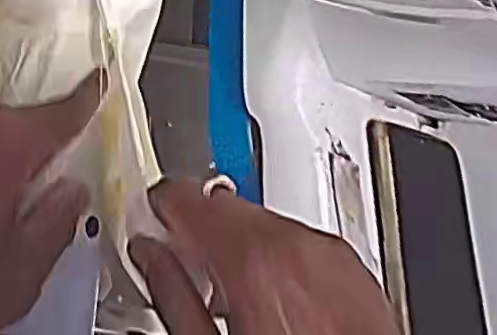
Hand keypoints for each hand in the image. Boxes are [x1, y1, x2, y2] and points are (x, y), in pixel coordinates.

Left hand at [0, 74, 102, 334]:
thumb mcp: (23, 268)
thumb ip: (60, 217)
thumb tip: (72, 189)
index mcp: (7, 141)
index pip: (63, 110)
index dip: (88, 95)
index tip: (101, 78)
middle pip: (27, 121)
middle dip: (38, 151)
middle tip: (34, 200)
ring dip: (6, 152)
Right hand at [131, 178, 398, 334]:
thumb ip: (174, 295)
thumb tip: (149, 257)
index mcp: (249, 260)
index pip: (187, 197)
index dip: (163, 203)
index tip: (155, 215)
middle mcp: (288, 241)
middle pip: (224, 205)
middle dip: (203, 227)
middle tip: (191, 263)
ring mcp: (322, 249)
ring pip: (261, 219)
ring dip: (242, 241)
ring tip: (239, 294)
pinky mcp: (347, 262)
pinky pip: (298, 238)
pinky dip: (280, 255)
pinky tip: (278, 299)